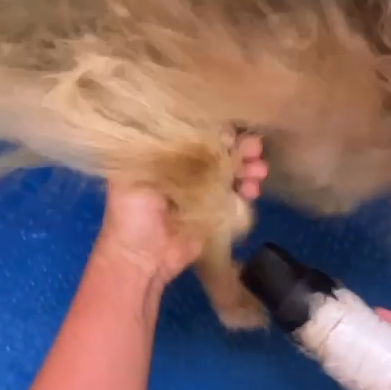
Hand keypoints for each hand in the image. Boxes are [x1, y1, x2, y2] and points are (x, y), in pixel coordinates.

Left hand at [94, 134, 266, 282]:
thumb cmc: (132, 213)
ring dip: (248, 167)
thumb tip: (201, 132)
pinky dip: (247, 189)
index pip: (196, 135)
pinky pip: (236, 195)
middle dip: (239, 148)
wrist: (140, 258)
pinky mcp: (215, 211)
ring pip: (231, 172)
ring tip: (258, 170)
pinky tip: (252, 190)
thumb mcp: (136, 173)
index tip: (232, 131)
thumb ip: (165, 151)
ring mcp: (202, 191)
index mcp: (164, 156)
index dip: (216, 131)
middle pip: (218, 152)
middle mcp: (185, 169)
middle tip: (255, 148)